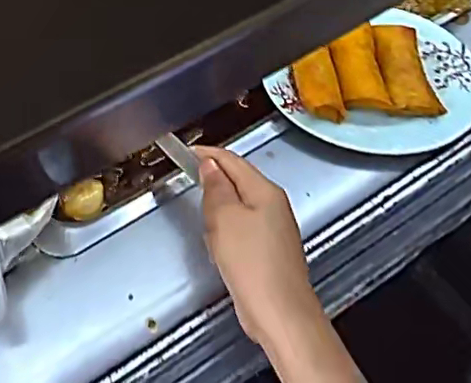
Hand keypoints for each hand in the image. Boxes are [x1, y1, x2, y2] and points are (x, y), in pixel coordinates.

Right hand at [195, 147, 359, 381]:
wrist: (281, 316)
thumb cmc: (254, 266)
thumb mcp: (223, 216)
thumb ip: (215, 186)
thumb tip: (210, 165)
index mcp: (265, 191)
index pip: (232, 159)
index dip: (207, 154)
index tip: (189, 153)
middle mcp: (275, 206)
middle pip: (238, 179)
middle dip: (214, 179)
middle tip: (192, 180)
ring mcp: (276, 229)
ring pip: (240, 204)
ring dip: (220, 205)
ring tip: (204, 214)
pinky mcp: (271, 251)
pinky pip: (244, 226)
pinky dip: (228, 226)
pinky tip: (220, 242)